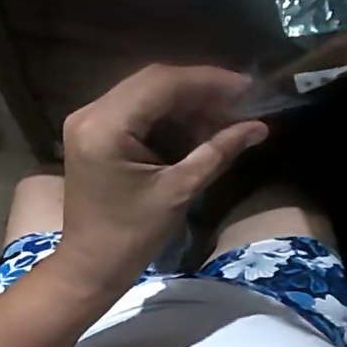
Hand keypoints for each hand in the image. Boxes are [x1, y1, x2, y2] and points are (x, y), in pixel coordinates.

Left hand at [57, 65, 268, 289]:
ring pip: (144, 92)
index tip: (247, 88)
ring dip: (184, 102)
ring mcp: (86, 121)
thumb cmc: (132, 236)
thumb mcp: (178, 192)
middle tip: (239, 103)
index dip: (208, 81)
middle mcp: (89, 114)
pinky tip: (195, 126)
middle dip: (198, 90)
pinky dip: (166, 114)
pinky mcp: (92, 132)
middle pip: (152, 82)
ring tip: (222, 117)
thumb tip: (259, 127)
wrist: (91, 265)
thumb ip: (218, 152)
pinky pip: (134, 108)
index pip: (161, 84)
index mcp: (104, 127)